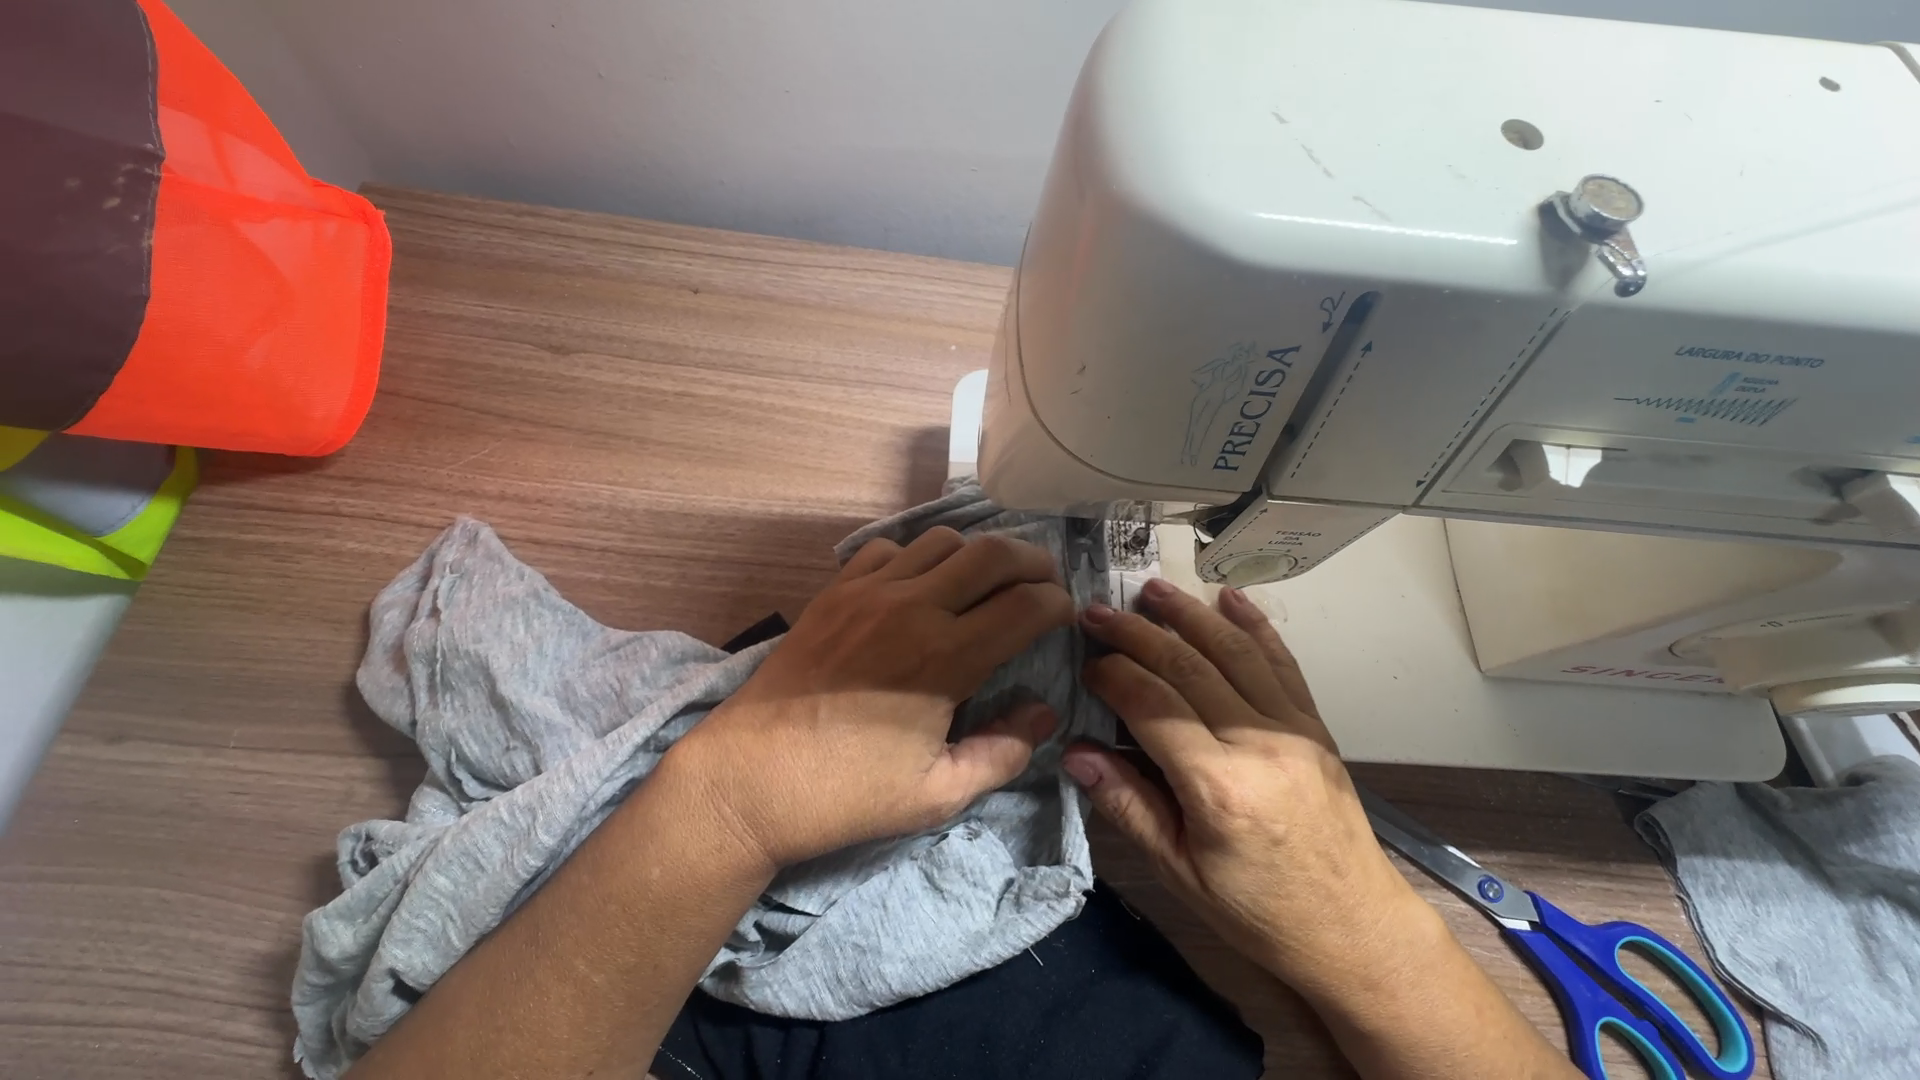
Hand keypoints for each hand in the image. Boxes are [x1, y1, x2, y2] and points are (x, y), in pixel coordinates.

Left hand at [664, 527, 1073, 869]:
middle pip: (992, 553)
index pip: (1026, 605)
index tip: (1065, 618)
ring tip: (986, 582)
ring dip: (976, 554)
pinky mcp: (833, 592)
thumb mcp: (936, 795)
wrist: (747, 779)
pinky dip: (918, 555)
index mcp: (945, 658)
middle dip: (1033, 562)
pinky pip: (889, 548)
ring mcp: (867, 592)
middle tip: (1045, 583)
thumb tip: (1043, 712)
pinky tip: (921, 584)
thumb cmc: (844, 795)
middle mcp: (912, 608)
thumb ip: (1001, 753)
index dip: (1058, 605)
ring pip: (942, 541)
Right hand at [1062, 579, 1421, 988]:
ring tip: (1152, 588)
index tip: (1085, 664)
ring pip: (1235, 653)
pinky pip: (1283, 664)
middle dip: (1138, 634)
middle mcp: (1259, 744)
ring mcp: (1294, 729)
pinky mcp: (1316, 726)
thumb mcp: (1178, 871)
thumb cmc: (1256, 909)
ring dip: (1190, 615)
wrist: (1353, 928)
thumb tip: (1074, 753)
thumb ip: (1128, 805)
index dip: (1114, 677)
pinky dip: (1255, 626)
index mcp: (1219, 787)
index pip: (1154, 707)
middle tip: (1097, 611)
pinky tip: (1230, 598)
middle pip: (1189, 668)